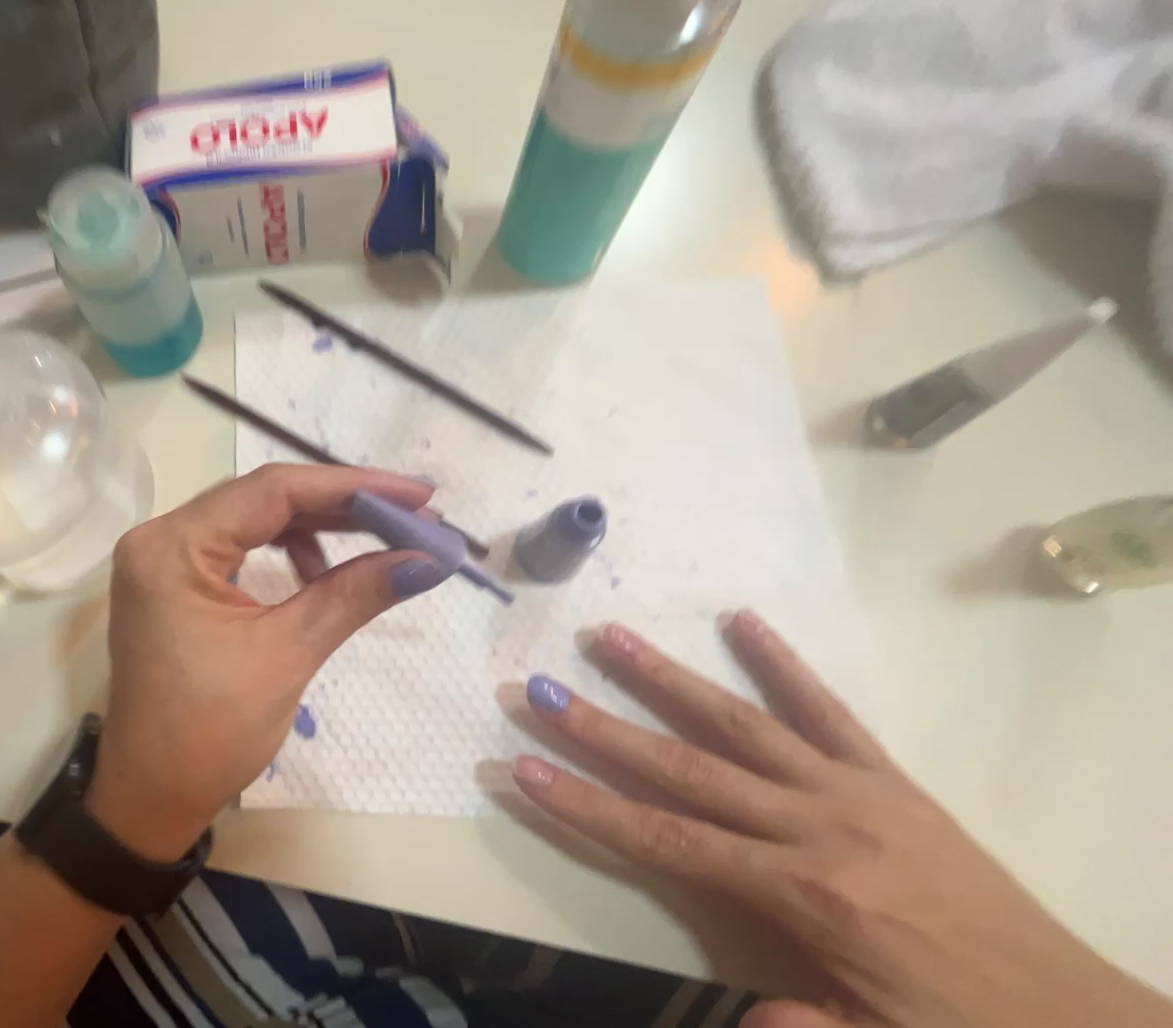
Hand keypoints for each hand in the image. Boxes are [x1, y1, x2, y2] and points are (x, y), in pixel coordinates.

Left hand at [87, 463, 452, 860]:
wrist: (153, 794)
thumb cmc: (211, 732)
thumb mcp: (288, 653)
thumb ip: (355, 593)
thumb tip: (429, 560)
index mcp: (172, 547)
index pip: (272, 490)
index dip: (352, 486)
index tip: (419, 494)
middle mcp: (159, 537)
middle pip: (262, 497)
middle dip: (341, 503)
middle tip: (414, 513)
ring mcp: (163, 557)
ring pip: (252, 517)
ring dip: (317, 524)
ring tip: (381, 540)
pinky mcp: (174, 578)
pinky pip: (237, 543)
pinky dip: (284, 548)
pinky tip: (318, 569)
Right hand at [513, 611, 1172, 1027]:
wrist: (1082, 1023)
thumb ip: (800, 1027)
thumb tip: (743, 1013)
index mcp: (802, 894)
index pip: (665, 839)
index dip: (588, 806)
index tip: (523, 770)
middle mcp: (817, 827)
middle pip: (684, 767)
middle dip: (601, 728)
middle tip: (540, 689)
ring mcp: (853, 792)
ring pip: (740, 721)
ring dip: (666, 677)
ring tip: (610, 636)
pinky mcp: (888, 777)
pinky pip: (828, 710)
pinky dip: (782, 663)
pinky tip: (742, 619)